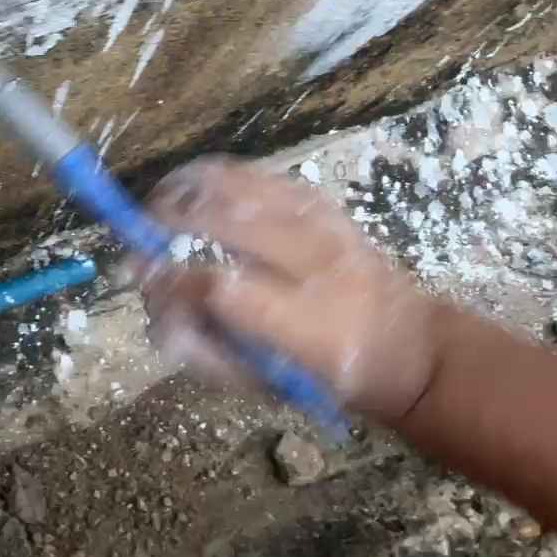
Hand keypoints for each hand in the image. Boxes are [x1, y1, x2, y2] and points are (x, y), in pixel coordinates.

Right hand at [137, 156, 441, 421]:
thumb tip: (148, 300)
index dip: (168, 275)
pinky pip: (253, 173)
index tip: (139, 271)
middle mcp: (316, 265)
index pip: (219, 287)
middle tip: (140, 229)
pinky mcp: (321, 202)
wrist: (417, 351)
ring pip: (235, 182)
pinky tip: (195, 190)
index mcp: (306, 325)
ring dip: (184, 186)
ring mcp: (321, 224)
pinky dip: (214, 176)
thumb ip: (200, 346)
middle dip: (166, 217)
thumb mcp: (266, 384)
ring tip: (159, 201)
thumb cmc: (328, 374)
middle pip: (222, 218)